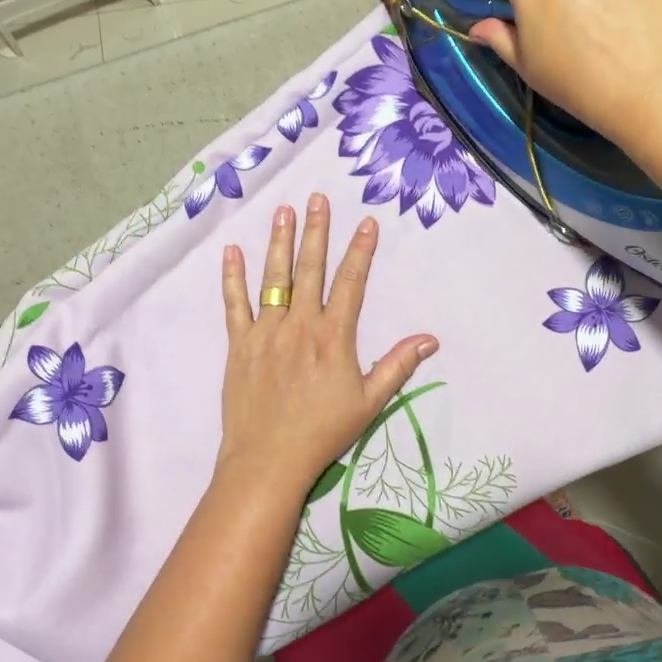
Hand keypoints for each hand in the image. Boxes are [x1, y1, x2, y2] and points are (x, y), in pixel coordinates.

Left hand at [217, 194, 437, 496]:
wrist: (267, 462)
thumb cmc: (323, 433)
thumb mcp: (369, 402)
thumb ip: (397, 366)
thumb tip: (430, 339)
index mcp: (333, 336)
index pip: (350, 283)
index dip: (360, 251)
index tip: (367, 222)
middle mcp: (300, 325)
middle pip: (310, 269)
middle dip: (316, 231)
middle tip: (317, 198)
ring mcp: (266, 332)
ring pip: (274, 279)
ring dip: (279, 242)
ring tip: (283, 211)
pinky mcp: (239, 345)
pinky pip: (234, 305)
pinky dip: (232, 277)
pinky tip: (231, 252)